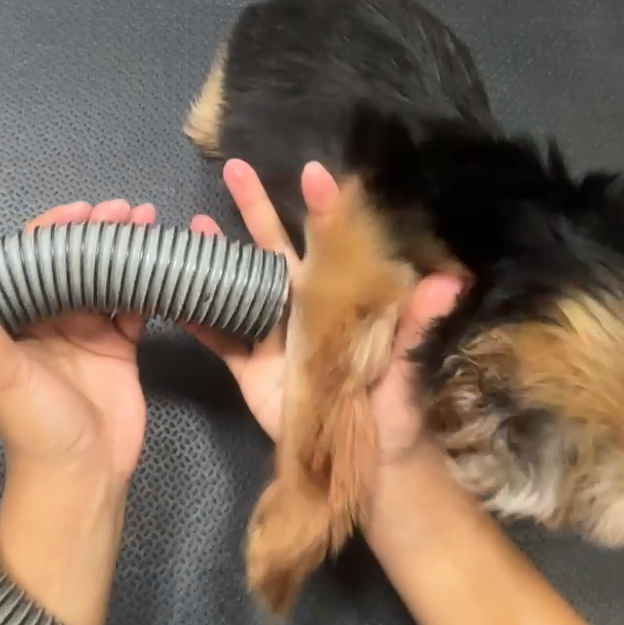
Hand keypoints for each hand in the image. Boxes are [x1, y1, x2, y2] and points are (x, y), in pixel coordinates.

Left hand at [0, 199, 158, 484]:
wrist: (83, 478)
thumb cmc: (36, 429)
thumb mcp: (3, 377)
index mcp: (15, 322)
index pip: (30, 260)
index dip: (53, 229)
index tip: (81, 209)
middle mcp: (49, 321)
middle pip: (74, 263)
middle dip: (99, 232)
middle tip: (127, 211)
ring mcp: (86, 333)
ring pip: (106, 278)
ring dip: (125, 250)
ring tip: (149, 223)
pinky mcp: (118, 348)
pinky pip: (133, 307)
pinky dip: (147, 284)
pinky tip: (163, 263)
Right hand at [188, 159, 464, 466]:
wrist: (370, 457)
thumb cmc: (394, 406)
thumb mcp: (407, 364)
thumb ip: (417, 324)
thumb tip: (451, 283)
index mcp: (338, 297)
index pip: (328, 244)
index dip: (323, 210)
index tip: (316, 173)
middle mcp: (300, 305)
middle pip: (273, 247)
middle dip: (256, 206)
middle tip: (235, 167)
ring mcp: (272, 334)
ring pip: (239, 283)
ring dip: (218, 253)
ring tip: (196, 222)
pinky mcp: (250, 368)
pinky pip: (219, 339)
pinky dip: (196, 318)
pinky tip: (172, 292)